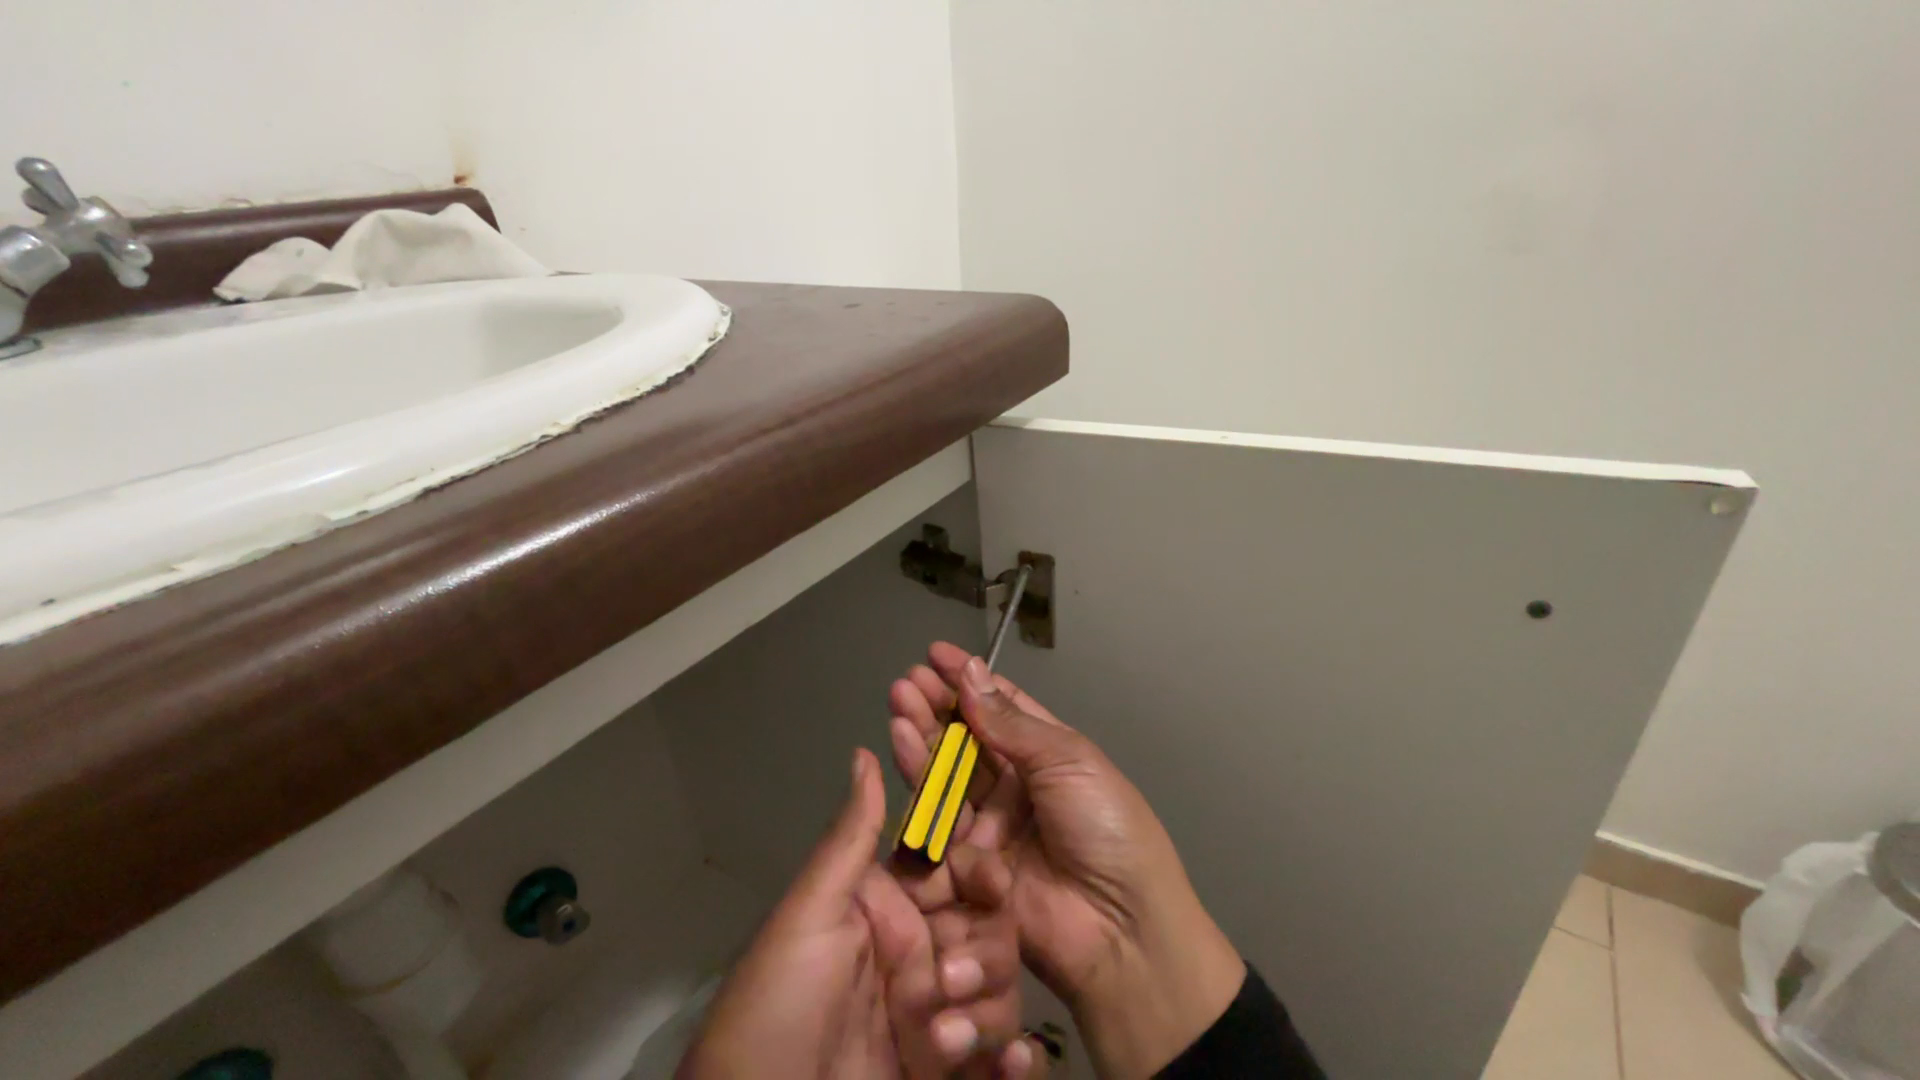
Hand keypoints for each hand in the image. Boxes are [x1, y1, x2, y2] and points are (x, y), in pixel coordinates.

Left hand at [679, 749, 1030, 1078]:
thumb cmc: (780, 1000)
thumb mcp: (811, 913)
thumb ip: (851, 839)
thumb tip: (864, 751)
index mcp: (891, 908)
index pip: (957, 874)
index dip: (982, 873)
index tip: (992, 883)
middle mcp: (919, 953)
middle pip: (990, 932)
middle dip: (987, 954)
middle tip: (950, 982)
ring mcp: (936, 1013)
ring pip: (1000, 992)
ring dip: (989, 1013)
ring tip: (945, 1043)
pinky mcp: (947, 1067)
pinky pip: (999, 1054)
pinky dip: (1015, 1061)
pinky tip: (1013, 1068)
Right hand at [888, 644, 1245, 1078]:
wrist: (1118, 926)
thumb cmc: (1106, 827)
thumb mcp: (1068, 761)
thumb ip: (1011, 724)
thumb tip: (971, 675)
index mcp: (1051, 755)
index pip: (1003, 708)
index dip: (971, 680)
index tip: (935, 655)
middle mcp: (1017, 784)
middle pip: (969, 737)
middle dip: (938, 705)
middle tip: (909, 679)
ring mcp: (991, 822)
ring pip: (948, 769)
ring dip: (923, 733)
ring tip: (900, 701)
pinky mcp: (966, 859)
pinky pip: (937, 812)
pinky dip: (918, 776)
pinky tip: (903, 741)